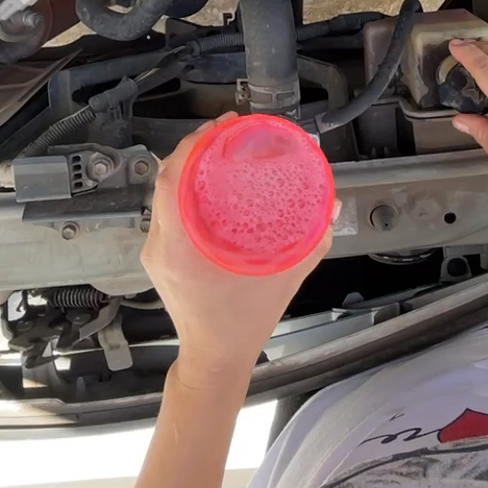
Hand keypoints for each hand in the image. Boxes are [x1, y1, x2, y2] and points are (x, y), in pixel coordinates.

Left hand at [142, 114, 330, 388]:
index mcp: (179, 246)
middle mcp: (159, 244)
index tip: (219, 127)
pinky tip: (208, 182)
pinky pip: (166, 209)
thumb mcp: (283, 280)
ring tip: (217, 148)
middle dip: (193, 147)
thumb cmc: (242, 325)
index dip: (192, 145)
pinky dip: (184, 188)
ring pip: (163, 193)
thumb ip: (310, 243)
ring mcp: (156, 250)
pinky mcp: (160, 256)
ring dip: (187, 165)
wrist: (215, 361)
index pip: (171, 179)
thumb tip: (330, 206)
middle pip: (165, 179)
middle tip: (224, 130)